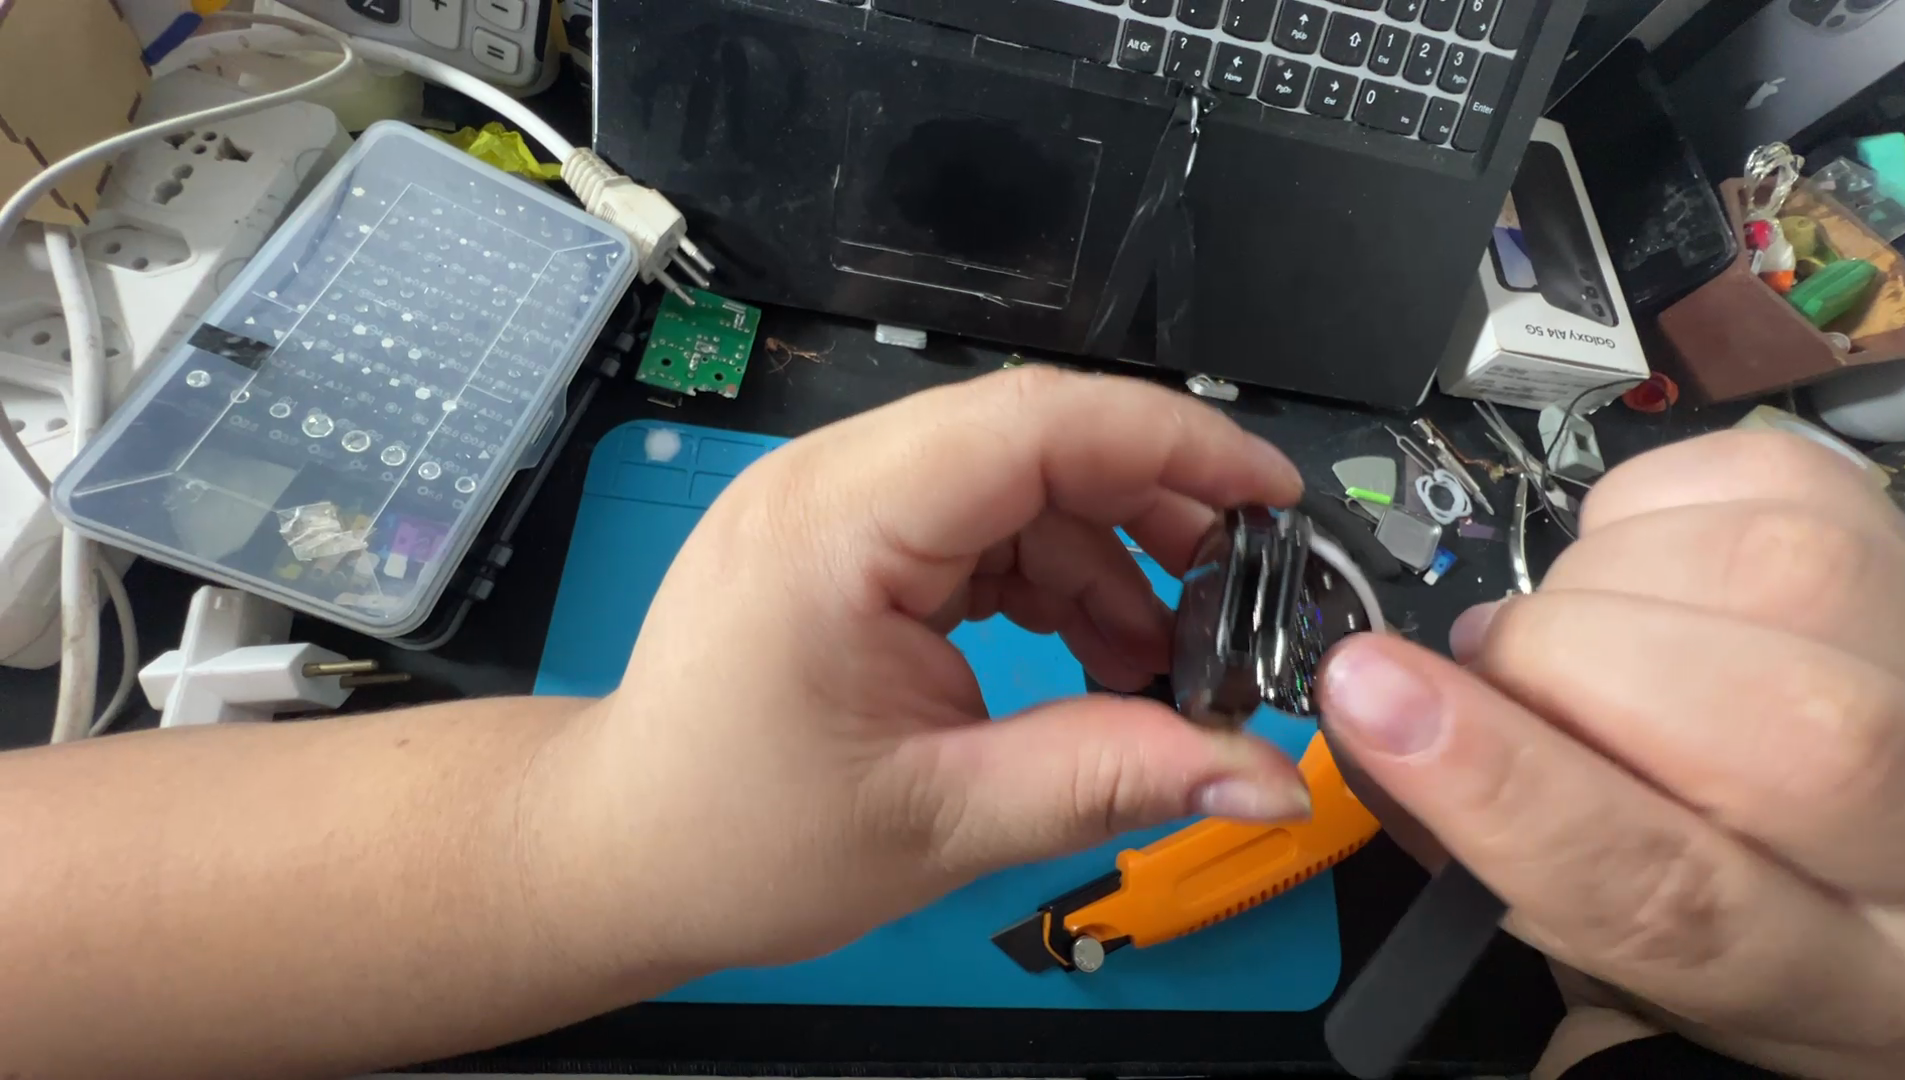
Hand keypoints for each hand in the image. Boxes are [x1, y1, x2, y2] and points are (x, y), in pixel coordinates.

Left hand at [523, 369, 1310, 978]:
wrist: (619, 845)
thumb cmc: (738, 841)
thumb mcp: (939, 823)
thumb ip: (1110, 783)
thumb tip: (1267, 779)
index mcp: (836, 523)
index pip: (1031, 423)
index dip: (1170, 441)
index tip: (1268, 494)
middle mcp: (833, 481)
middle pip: (1032, 440)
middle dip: (1151, 505)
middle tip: (1232, 593)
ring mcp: (841, 501)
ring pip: (1018, 486)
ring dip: (1104, 560)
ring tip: (1155, 662)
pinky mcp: (853, 537)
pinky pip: (983, 526)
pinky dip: (1052, 580)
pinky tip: (1088, 651)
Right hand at [1319, 432, 1904, 1077]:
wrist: (1814, 818)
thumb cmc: (1647, 866)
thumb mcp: (1524, 886)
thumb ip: (1436, 808)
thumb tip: (1364, 691)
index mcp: (1788, 966)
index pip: (1659, 891)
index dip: (1500, 779)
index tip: (1367, 685)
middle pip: (1783, 726)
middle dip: (1553, 653)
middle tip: (1487, 658)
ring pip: (1780, 571)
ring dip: (1592, 581)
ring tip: (1564, 625)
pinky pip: (1770, 480)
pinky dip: (1642, 507)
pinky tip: (1627, 568)